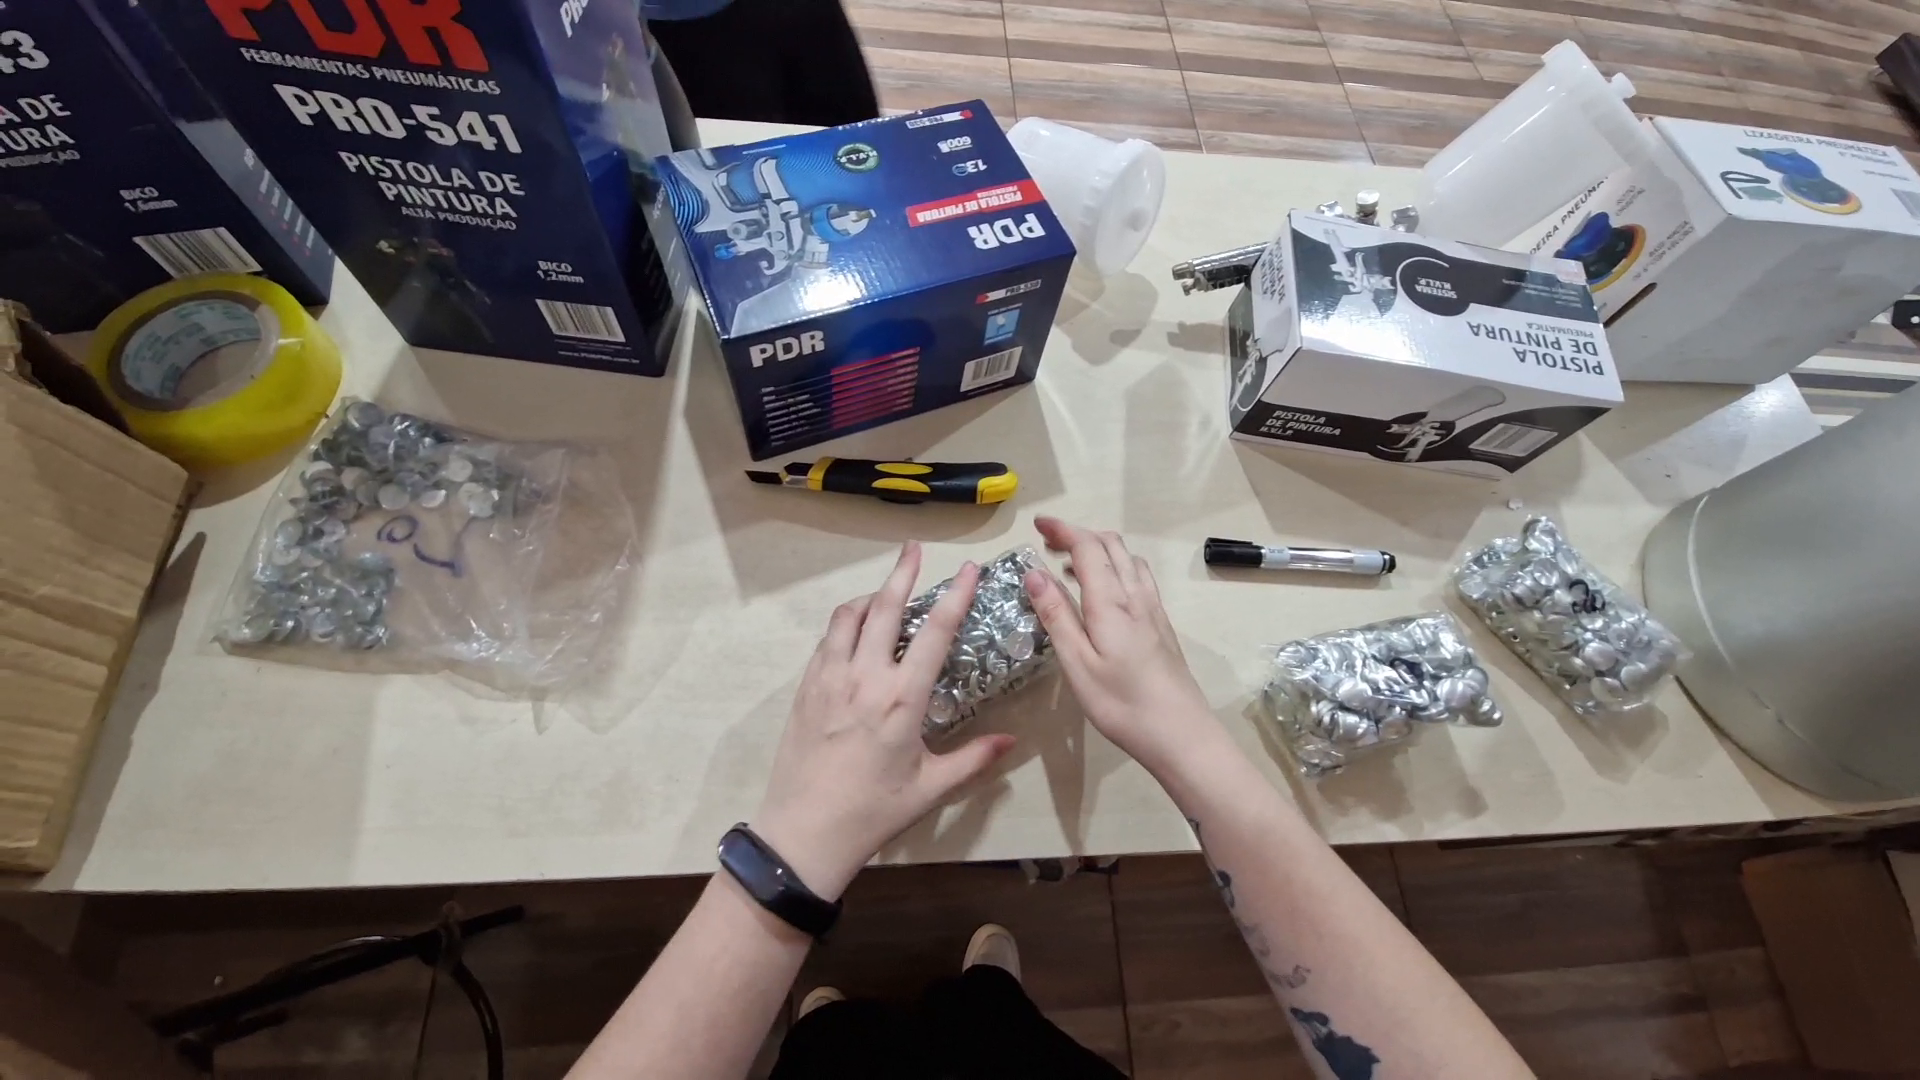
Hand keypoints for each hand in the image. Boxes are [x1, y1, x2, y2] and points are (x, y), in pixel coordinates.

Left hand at [754, 542, 1014, 900]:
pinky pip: (827, 641)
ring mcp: (830, 678)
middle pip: (885, 607)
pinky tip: (854, 633)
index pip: (935, 632)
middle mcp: (865, 676)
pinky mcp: (806, 687)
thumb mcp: (930, 787)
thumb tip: (1012, 741)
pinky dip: (845, 625)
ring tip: (884, 592)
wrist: (803, 833)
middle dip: (902, 571)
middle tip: (913, 548)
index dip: (955, 595)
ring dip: (870, 597)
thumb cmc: (873, 811)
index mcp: (902, 698)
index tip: (967, 568)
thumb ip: (973, 758)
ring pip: (848, 617)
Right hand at [1024, 517, 1223, 772]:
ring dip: (1098, 550)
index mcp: (1111, 602)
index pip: (1087, 547)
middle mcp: (1135, 596)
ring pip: (1128, 560)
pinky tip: (1105, 591)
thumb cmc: (1122, 704)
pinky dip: (1115, 567)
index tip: (1038, 523)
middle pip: (1110, 546)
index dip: (1063, 529)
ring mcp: (1153, 610)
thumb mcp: (1078, 664)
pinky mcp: (1161, 625)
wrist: (1182, 734)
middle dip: (1078, 535)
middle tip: (1048, 543)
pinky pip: (1138, 578)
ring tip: (1069, 565)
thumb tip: (1034, 573)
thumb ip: (1056, 616)